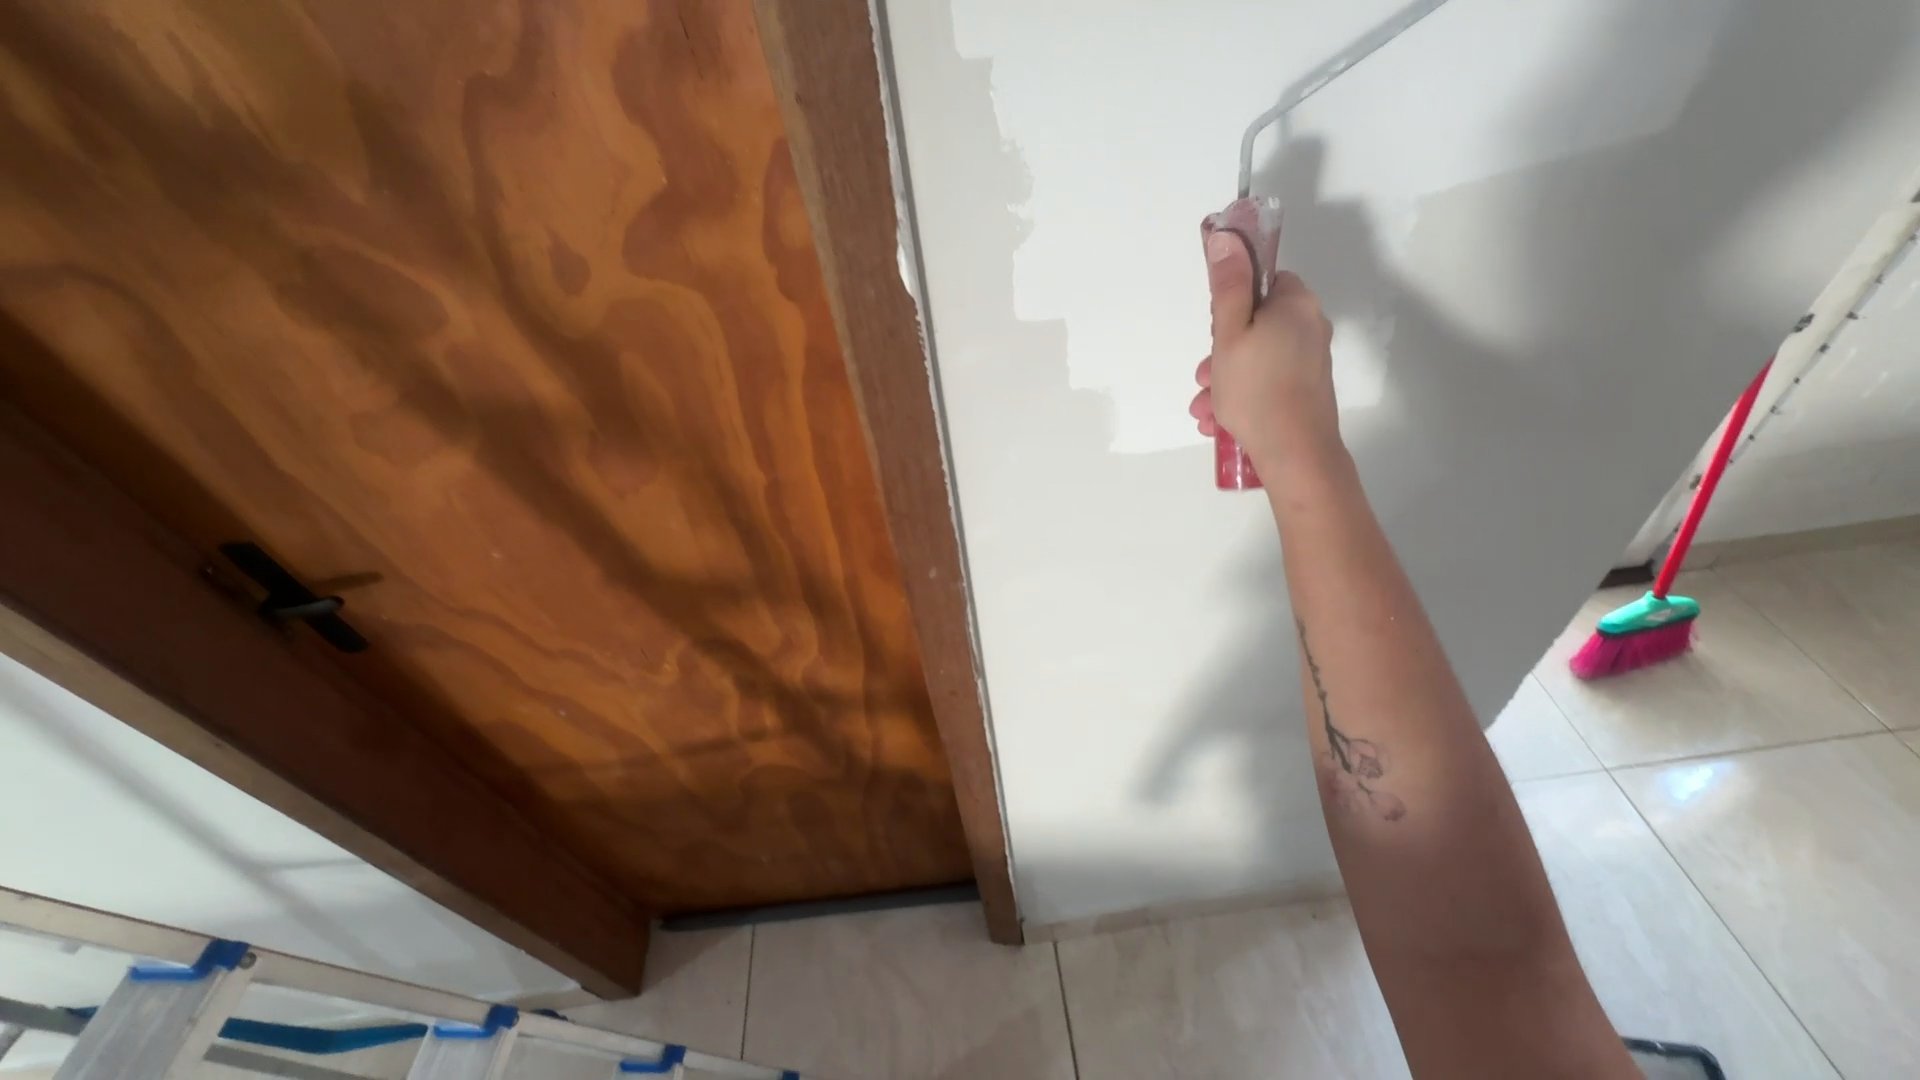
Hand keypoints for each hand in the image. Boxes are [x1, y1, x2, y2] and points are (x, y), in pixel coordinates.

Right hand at [1189, 229, 1339, 469]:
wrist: (1296, 453)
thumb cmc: (1256, 390)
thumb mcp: (1229, 334)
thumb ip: (1227, 286)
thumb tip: (1228, 235)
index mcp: (1296, 304)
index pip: (1263, 283)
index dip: (1232, 305)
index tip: (1215, 332)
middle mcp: (1310, 327)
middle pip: (1255, 325)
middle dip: (1221, 354)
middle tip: (1204, 378)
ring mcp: (1310, 362)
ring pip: (1256, 359)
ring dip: (1224, 381)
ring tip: (1204, 408)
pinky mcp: (1306, 391)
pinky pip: (1266, 383)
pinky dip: (1242, 396)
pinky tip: (1218, 421)